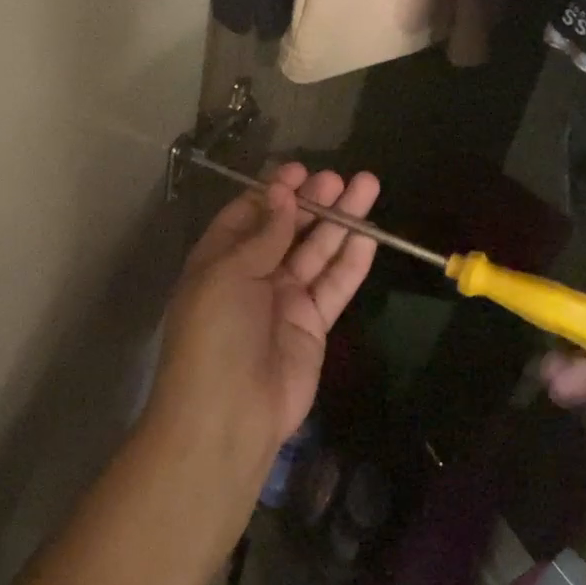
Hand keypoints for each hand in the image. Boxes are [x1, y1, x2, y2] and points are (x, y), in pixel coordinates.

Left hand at [143, 162, 380, 475]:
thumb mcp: (228, 274)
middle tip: (340, 178)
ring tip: (367, 188)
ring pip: (316, 252)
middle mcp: (251, 275)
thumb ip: (263, 235)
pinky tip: (370, 236)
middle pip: (287, 229)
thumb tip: (282, 194)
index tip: (300, 170)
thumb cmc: (215, 333)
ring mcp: (283, 300)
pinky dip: (352, 262)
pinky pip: (334, 286)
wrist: (228, 414)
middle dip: (312, 202)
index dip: (274, 192)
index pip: (249, 214)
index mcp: (219, 259)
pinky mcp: (312, 325)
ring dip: (340, 223)